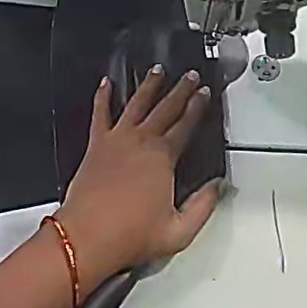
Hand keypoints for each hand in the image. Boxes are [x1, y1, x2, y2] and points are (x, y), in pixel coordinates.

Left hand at [56, 67, 220, 282]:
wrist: (88, 237)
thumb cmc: (128, 234)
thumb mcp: (179, 230)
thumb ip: (203, 206)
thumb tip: (218, 188)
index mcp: (162, 159)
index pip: (185, 125)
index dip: (197, 107)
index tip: (204, 93)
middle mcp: (140, 142)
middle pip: (165, 108)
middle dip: (180, 89)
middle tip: (188, 76)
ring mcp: (116, 140)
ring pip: (136, 103)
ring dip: (148, 86)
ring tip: (156, 71)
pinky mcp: (95, 145)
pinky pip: (100, 113)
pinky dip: (103, 96)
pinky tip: (105, 84)